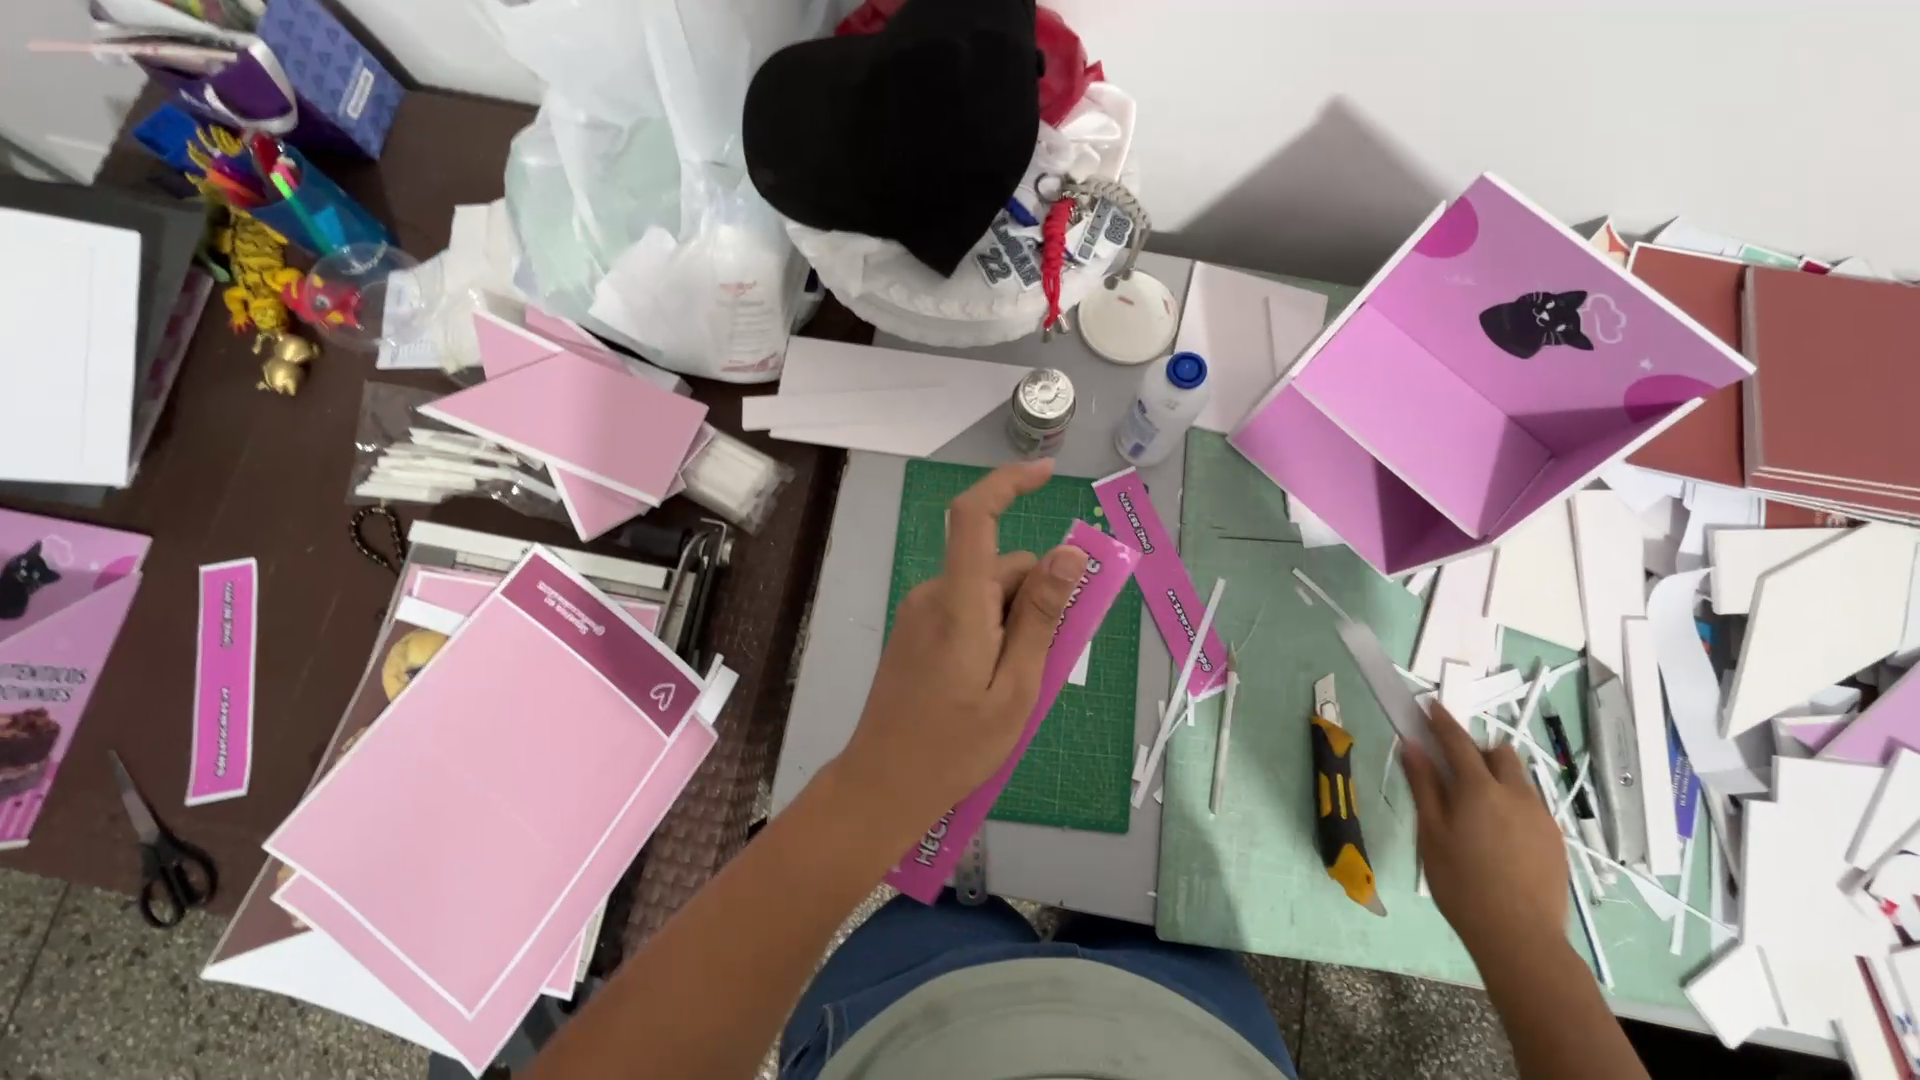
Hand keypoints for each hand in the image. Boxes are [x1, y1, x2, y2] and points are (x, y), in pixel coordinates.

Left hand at [834, 460, 1089, 829]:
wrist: (884, 784)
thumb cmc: (956, 747)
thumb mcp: (1017, 689)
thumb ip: (1042, 618)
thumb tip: (1069, 553)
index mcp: (958, 605)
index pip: (974, 517)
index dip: (1008, 483)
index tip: (1048, 474)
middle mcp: (933, 595)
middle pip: (1000, 567)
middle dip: (1037, 597)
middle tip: (1050, 662)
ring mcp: (919, 612)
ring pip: (987, 591)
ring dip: (1016, 621)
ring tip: (1017, 684)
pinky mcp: (915, 629)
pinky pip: (968, 610)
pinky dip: (993, 630)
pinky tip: (992, 681)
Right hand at [1402, 704, 1569, 963]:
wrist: (1519, 937)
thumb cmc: (1461, 883)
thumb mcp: (1431, 833)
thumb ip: (1424, 786)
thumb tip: (1413, 747)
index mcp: (1480, 789)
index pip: (1458, 742)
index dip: (1442, 722)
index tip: (1431, 706)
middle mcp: (1516, 794)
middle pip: (1498, 754)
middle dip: (1476, 751)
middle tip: (1453, 769)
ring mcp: (1541, 816)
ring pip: (1517, 780)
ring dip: (1495, 778)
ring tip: (1475, 809)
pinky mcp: (1555, 839)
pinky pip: (1530, 806)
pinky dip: (1510, 804)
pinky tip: (1496, 836)